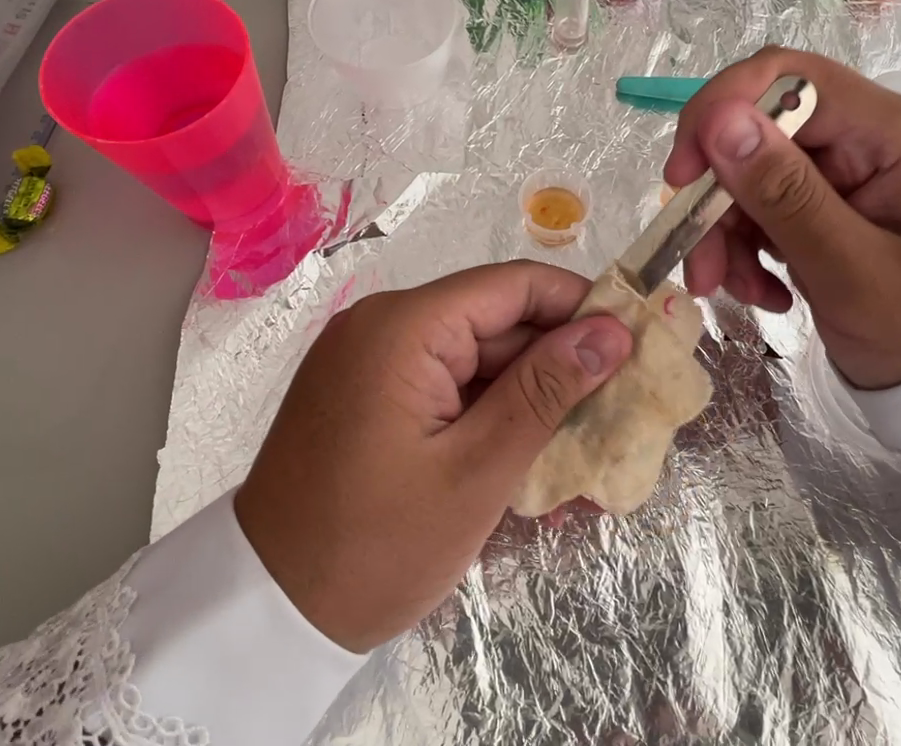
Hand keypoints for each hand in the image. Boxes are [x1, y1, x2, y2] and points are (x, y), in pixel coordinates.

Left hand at [233, 262, 632, 652]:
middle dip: (559, 363)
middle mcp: (384, 326)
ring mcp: (372, 361)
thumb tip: (611, 330)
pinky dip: (489, 417)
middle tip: (620, 409)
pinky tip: (527, 462)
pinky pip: (447, 387)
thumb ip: (547, 390)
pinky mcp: (370, 395)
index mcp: (404, 326)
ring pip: (477, 358)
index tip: (634, 343)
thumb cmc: (374, 547)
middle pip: (497, 321)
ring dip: (529, 399)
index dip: (580, 306)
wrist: (266, 614)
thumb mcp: (477, 470)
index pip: (514, 285)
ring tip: (584, 448)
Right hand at [665, 47, 900, 387]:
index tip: (681, 178)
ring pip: (750, 174)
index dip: (721, 112)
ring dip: (726, 232)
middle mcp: (866, 137)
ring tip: (736, 292)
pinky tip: (766, 294)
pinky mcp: (827, 204)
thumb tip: (718, 119)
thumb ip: (787, 195)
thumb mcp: (853, 271)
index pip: (788, 77)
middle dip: (718, 194)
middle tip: (697, 262)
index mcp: (892, 132)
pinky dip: (746, 249)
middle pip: (759, 130)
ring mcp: (846, 172)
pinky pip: (762, 208)